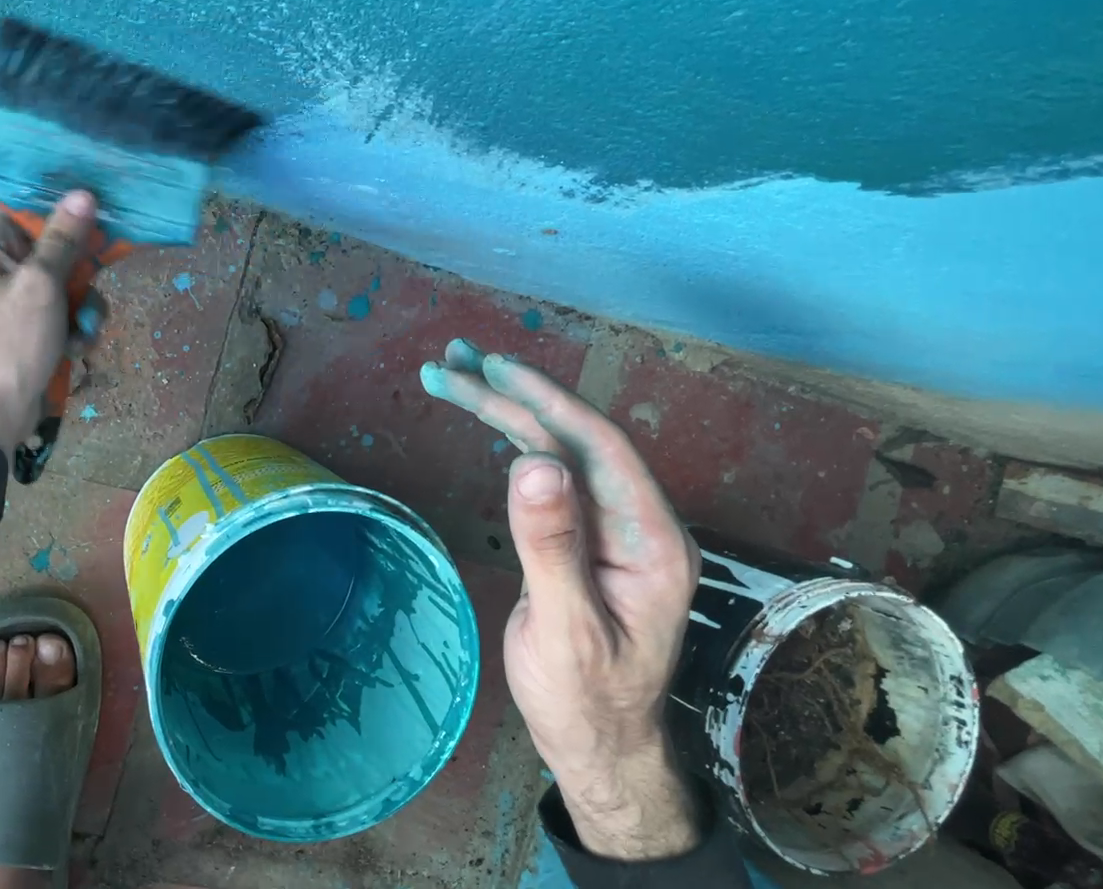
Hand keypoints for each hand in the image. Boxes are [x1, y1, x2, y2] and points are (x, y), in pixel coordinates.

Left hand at [0, 190, 97, 452]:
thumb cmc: (10, 342)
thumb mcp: (40, 285)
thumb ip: (63, 240)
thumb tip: (83, 193)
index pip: (32, 220)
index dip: (68, 228)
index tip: (100, 235)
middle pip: (53, 257)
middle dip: (79, 283)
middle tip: (88, 303)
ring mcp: (6, 304)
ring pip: (62, 289)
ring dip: (80, 311)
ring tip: (83, 335)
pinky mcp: (22, 331)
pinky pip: (57, 316)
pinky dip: (71, 331)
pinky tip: (75, 349)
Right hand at [421, 339, 702, 859]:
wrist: (598, 741)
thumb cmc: (585, 697)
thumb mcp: (566, 629)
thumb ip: (552, 545)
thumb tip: (531, 462)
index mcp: (651, 540)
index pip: (600, 447)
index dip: (546, 400)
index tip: (492, 370)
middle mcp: (635, 520)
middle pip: (571, 437)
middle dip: (512, 394)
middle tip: (451, 361)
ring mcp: (609, 525)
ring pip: (555, 448)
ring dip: (505, 408)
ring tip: (451, 374)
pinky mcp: (582, 533)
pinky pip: (547, 474)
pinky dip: (510, 439)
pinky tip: (486, 417)